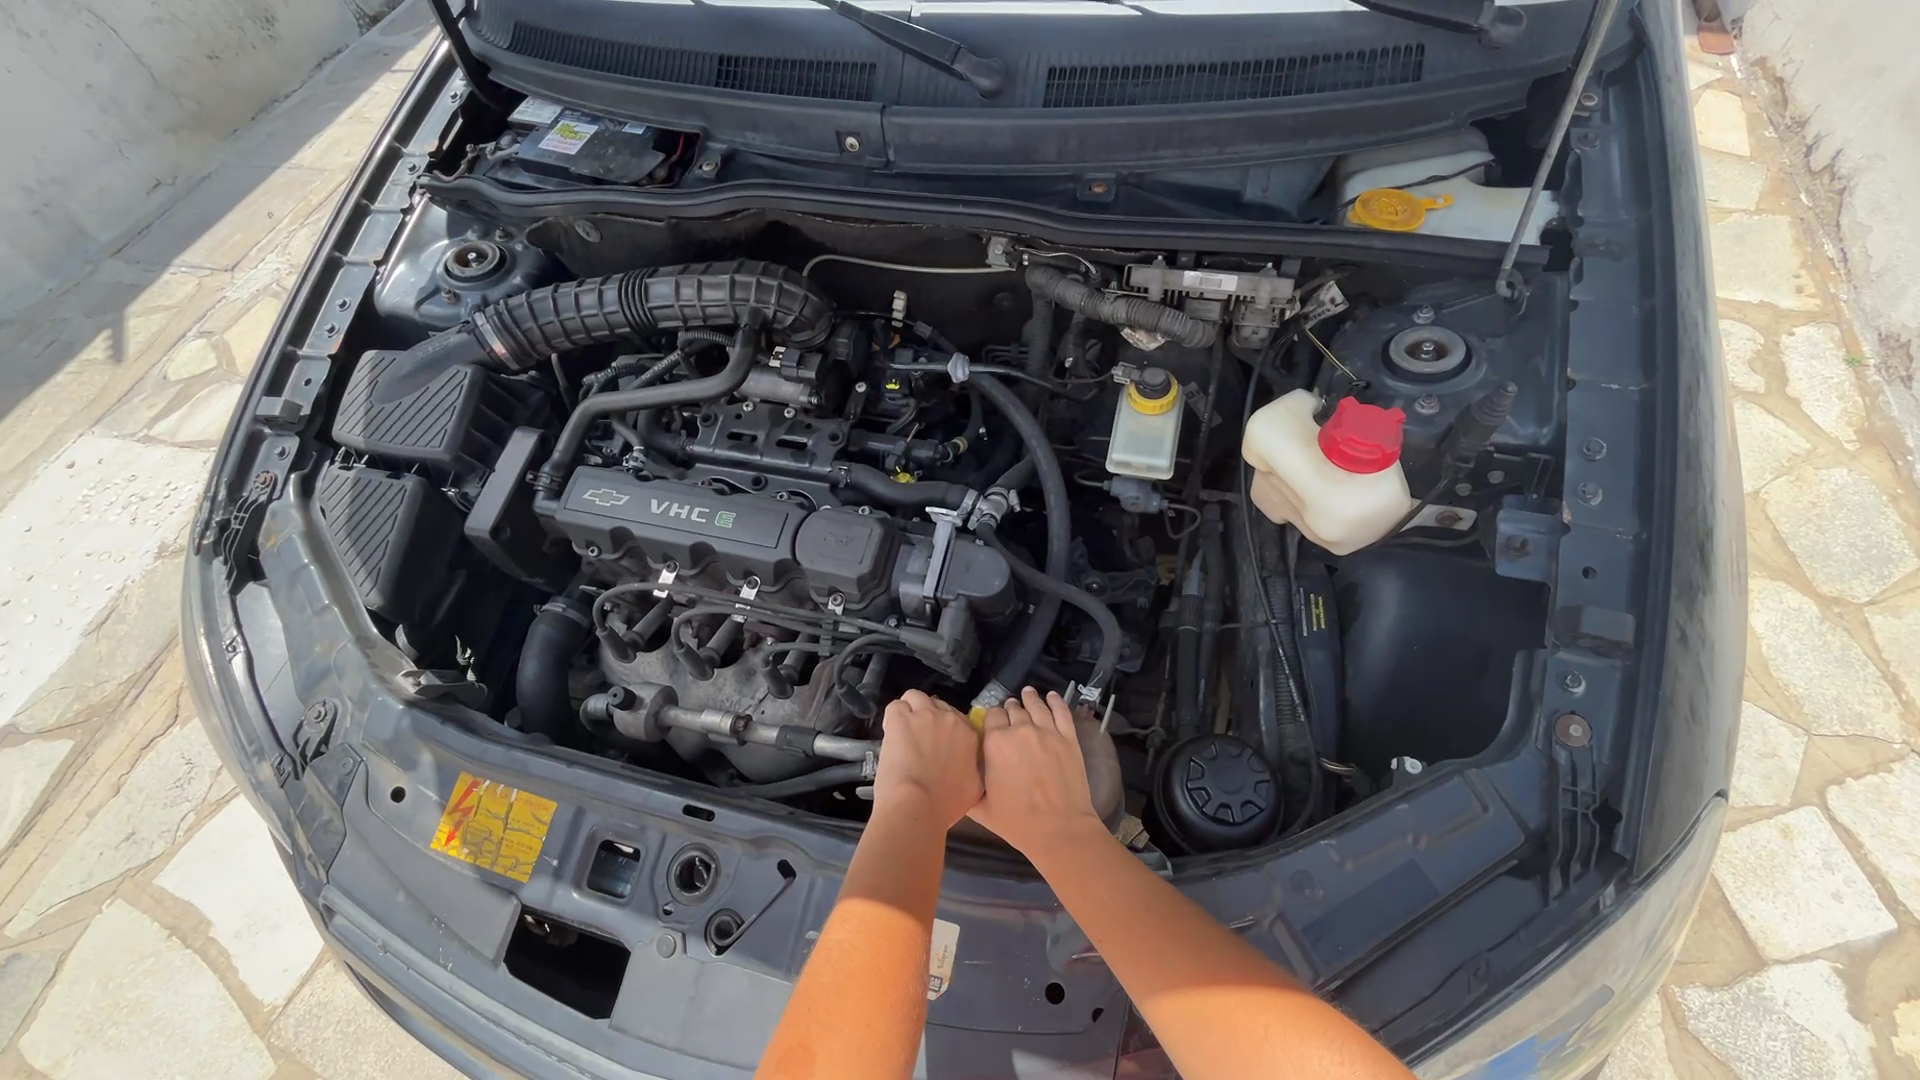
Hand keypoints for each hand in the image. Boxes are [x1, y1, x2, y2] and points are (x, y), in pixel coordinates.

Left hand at [872, 690, 982, 827]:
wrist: (917, 805)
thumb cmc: (945, 804)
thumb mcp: (975, 788)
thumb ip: (975, 768)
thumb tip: (971, 764)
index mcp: (969, 735)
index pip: (958, 719)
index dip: (945, 730)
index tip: (937, 743)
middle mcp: (949, 719)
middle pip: (938, 706)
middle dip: (929, 719)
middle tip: (920, 739)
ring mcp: (924, 716)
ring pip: (916, 697)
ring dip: (910, 710)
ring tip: (904, 729)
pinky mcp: (900, 720)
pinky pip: (896, 706)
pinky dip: (892, 717)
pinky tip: (891, 732)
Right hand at [968, 687, 1106, 859]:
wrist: (1059, 828)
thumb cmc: (1017, 821)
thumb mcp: (980, 807)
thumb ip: (968, 784)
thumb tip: (960, 772)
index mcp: (996, 742)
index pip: (992, 715)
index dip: (992, 716)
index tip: (993, 720)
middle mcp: (1020, 729)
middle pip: (1013, 709)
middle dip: (1010, 708)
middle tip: (1010, 709)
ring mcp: (1047, 731)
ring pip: (1036, 706)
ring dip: (1030, 698)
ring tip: (1028, 692)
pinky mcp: (1068, 738)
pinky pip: (1061, 712)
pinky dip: (1056, 701)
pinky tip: (1052, 696)